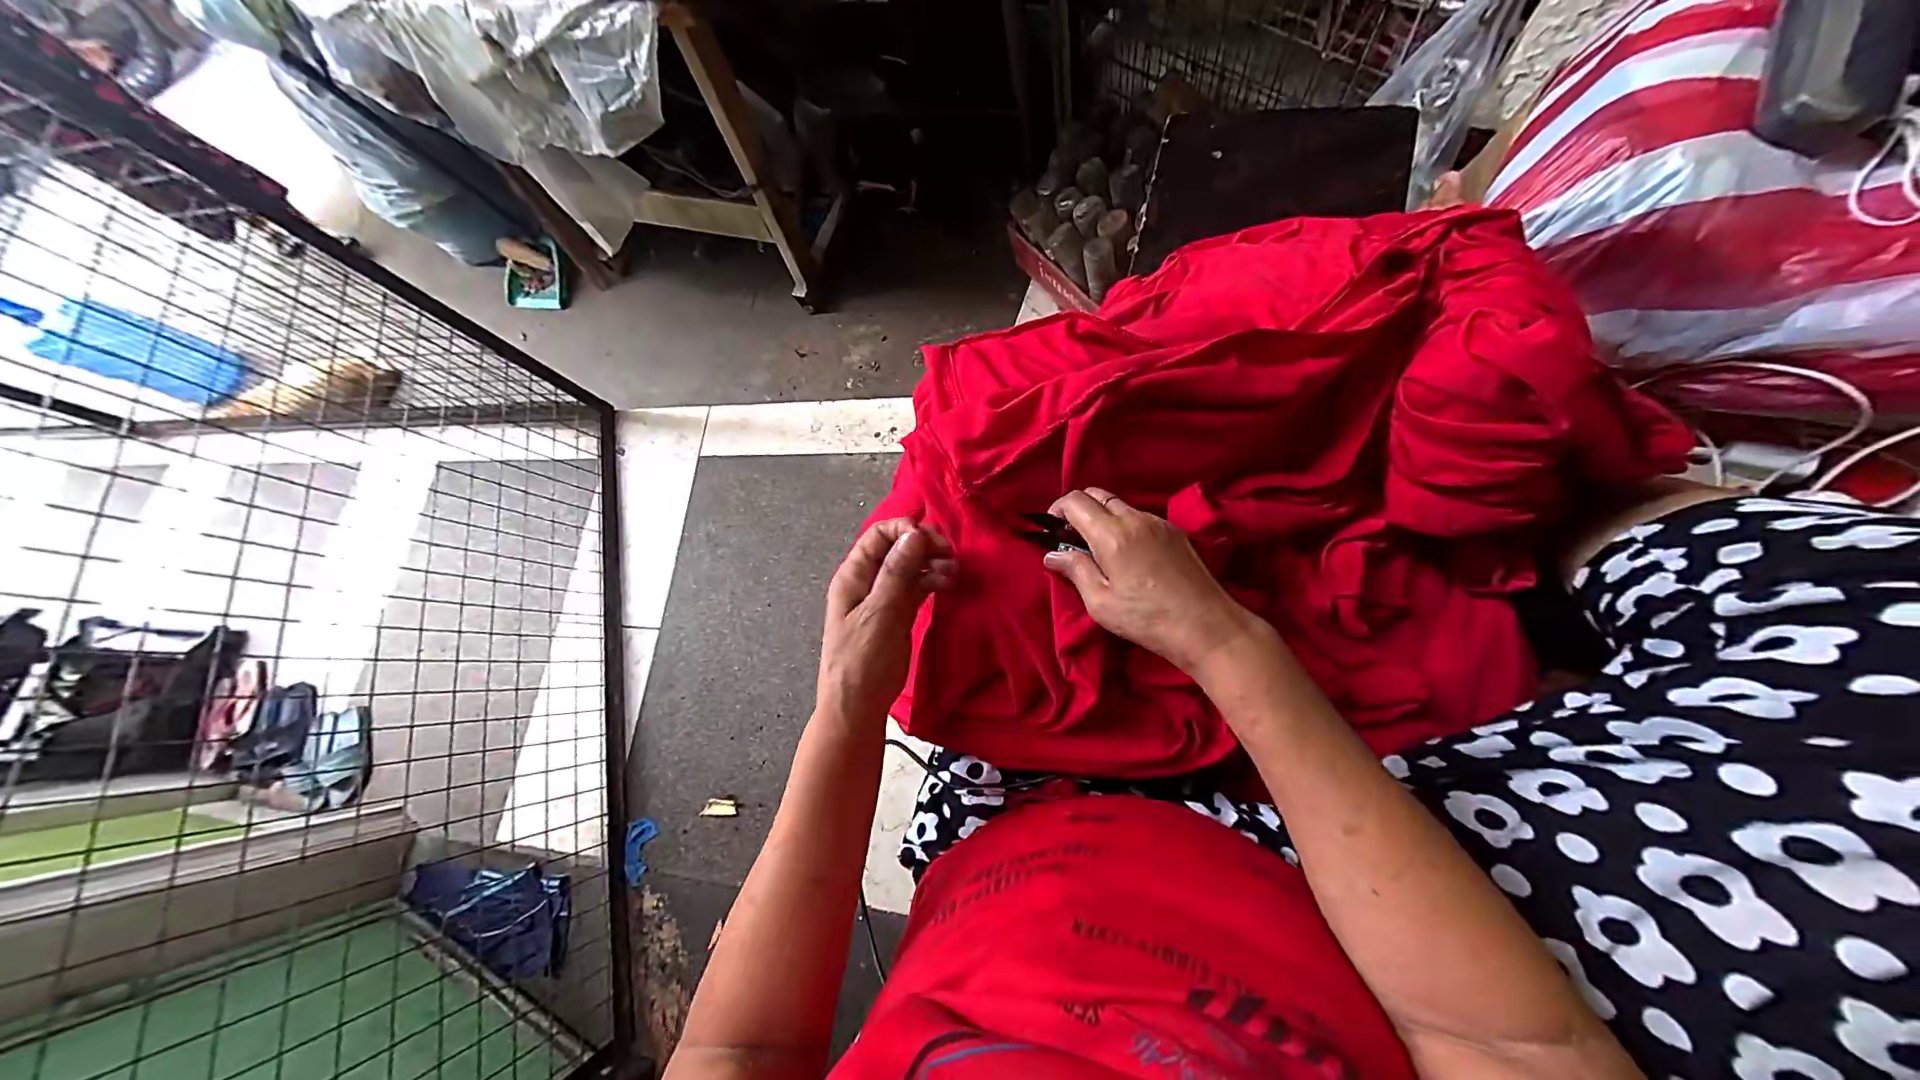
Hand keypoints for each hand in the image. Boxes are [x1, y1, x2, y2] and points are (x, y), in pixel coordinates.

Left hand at [818, 518, 955, 722]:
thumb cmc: (861, 661)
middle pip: (897, 548)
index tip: (931, 539)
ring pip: (911, 568)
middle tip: (951, 554)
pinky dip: (933, 582)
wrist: (857, 707)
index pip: (879, 535)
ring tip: (954, 572)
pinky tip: (949, 583)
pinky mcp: (898, 614)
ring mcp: (884, 598)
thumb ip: (896, 573)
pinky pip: (917, 588)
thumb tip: (914, 534)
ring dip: (932, 564)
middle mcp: (868, 581)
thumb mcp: (879, 614)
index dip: (905, 530)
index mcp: (853, 575)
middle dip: (924, 546)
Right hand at [1042, 488, 1272, 675]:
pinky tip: (1128, 554)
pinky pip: (1141, 517)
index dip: (1058, 509)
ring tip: (1099, 549)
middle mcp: (1135, 519)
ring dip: (1103, 517)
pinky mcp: (1175, 532)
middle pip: (1098, 494)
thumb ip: (1075, 571)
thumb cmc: (1147, 619)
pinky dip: (1125, 525)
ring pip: (1121, 505)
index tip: (1052, 529)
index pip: (1076, 501)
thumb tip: (1052, 555)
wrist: (1206, 626)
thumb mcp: (1100, 602)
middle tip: (1072, 537)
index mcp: (1111, 534)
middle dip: (1079, 508)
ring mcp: (1159, 522)